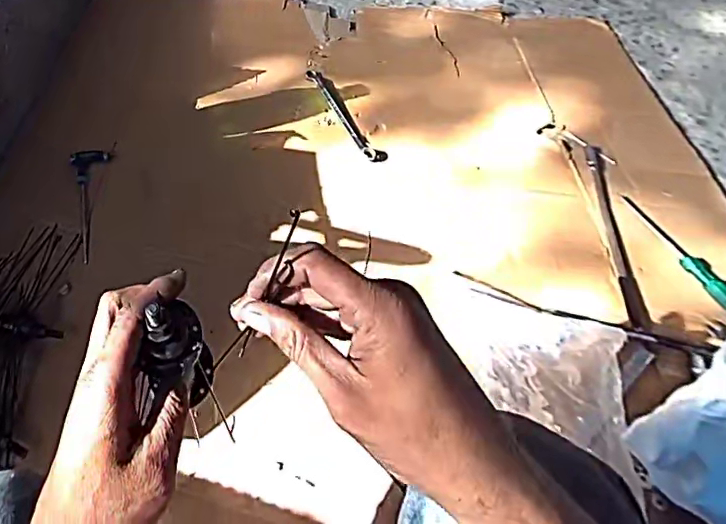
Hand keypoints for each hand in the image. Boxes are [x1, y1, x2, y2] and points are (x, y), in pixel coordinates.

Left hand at [33, 270, 189, 523]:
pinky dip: (134, 336)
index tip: (174, 280)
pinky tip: (152, 350)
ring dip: (138, 312)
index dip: (154, 290)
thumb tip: (182, 378)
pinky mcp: (90, 398)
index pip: (128, 315)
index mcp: (105, 384)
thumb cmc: (99, 509)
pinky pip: (111, 350)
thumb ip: (172, 416)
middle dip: (142, 291)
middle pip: (111, 308)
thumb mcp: (154, 468)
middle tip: (170, 291)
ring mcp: (88, 386)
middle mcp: (92, 378)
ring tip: (166, 316)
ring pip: (109, 325)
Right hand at [229, 245, 589, 523]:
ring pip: (333, 285)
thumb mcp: (342, 391)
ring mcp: (398, 304)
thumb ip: (295, 341)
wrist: (475, 464)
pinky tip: (301, 329)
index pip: (312, 261)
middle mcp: (392, 295)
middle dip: (280, 288)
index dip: (272, 274)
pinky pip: (350, 301)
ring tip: (271, 324)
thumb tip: (258, 313)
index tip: (250, 297)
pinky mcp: (400, 317)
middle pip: (320, 270)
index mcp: (380, 306)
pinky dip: (322, 312)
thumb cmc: (422, 437)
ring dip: (298, 300)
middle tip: (252, 313)